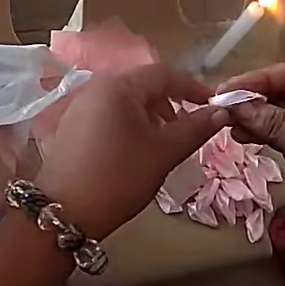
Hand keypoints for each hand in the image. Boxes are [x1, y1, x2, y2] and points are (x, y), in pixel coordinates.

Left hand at [34, 64, 230, 238]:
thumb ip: (195, 128)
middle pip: (143, 86)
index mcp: (119, 87)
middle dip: (171, 103)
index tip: (214, 106)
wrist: (64, 212)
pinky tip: (138, 151)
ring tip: (166, 143)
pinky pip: (109, 115)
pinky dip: (131, 125)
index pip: (164, 74)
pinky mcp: (72, 127)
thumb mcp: (164, 152)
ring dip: (152, 116)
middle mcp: (96, 88)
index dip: (193, 87)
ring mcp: (80, 107)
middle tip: (189, 129)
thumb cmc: (120, 177)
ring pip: (126, 102)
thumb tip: (220, 112)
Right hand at [217, 62, 284, 238]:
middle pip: (280, 91)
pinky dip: (260, 135)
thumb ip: (275, 122)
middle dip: (252, 99)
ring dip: (253, 118)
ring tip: (227, 125)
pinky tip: (240, 137)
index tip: (228, 90)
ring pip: (276, 113)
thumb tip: (235, 104)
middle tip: (222, 107)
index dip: (258, 78)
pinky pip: (278, 134)